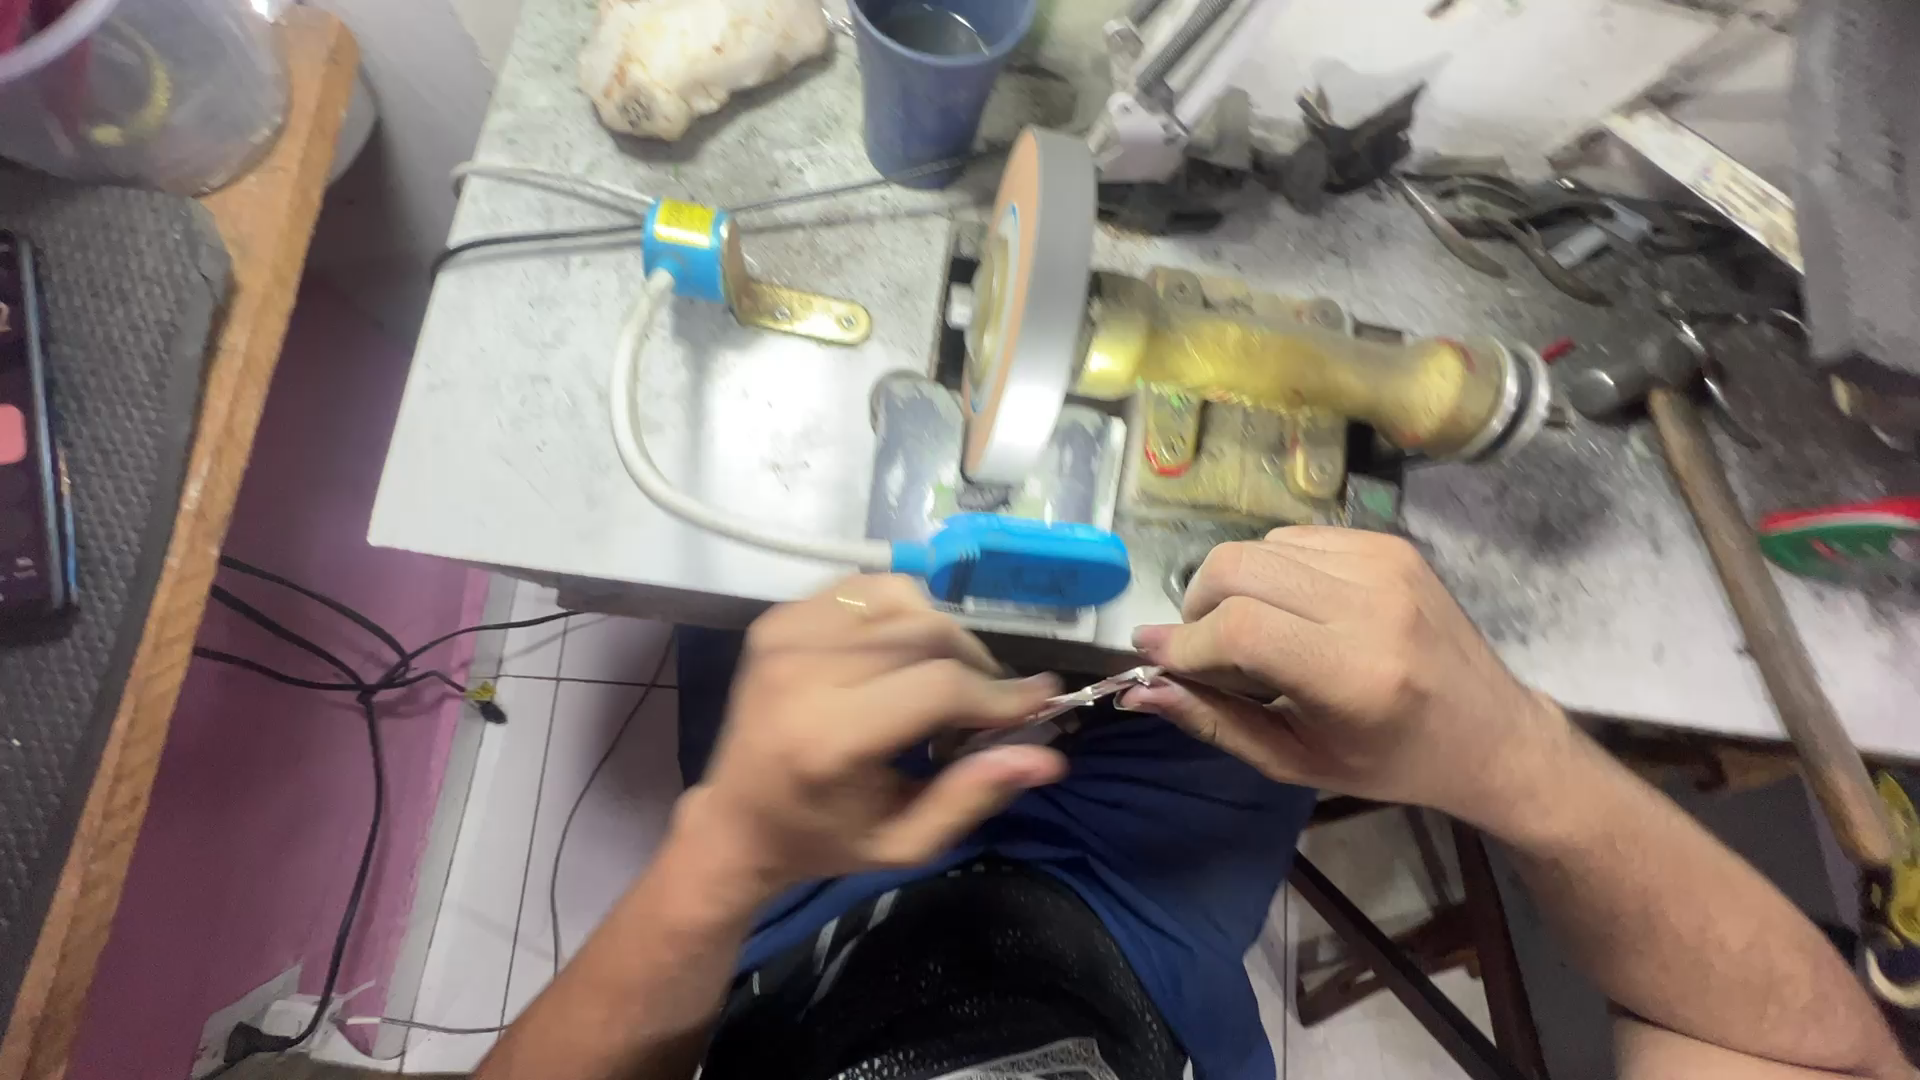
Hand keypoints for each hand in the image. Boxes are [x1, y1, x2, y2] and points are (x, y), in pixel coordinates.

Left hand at [678, 575, 1065, 894]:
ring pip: (904, 601)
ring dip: (943, 635)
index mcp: (827, 738)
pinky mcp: (778, 618)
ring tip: (945, 678)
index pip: (938, 687)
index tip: (1040, 700)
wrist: (735, 820)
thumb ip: (974, 796)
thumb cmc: (822, 838)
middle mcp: (801, 672)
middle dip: (978, 666)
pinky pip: (868, 590)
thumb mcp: (904, 842)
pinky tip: (903, 651)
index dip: (999, 693)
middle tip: (992, 702)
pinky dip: (903, 612)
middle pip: (926, 634)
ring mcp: (785, 635)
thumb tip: (1048, 756)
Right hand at [1121, 527, 1571, 830]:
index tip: (1157, 658)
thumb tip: (1138, 688)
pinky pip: (1291, 538)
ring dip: (1230, 587)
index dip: (1185, 642)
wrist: (1493, 733)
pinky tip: (1289, 606)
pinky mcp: (1388, 544)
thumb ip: (1212, 721)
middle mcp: (1372, 605)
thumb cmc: (1389, 762)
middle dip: (1196, 605)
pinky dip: (1268, 570)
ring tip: (1251, 627)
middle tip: (1204, 644)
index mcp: (1356, 674)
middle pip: (1236, 568)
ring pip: (1257, 548)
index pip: (1240, 628)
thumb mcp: (1294, 761)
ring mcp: (1384, 564)